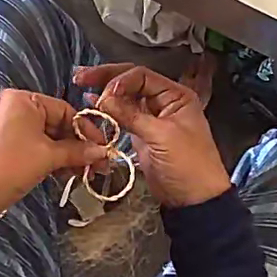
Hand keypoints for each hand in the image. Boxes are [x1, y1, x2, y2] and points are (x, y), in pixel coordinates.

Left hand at [0, 90, 110, 223]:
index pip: (65, 110)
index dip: (86, 131)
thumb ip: (78, 151)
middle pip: (58, 124)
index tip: (102, 147)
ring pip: (48, 138)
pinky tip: (66, 174)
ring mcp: (10, 127)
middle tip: (97, 164)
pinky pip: (36, 147)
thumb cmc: (8, 167)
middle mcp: (16, 108)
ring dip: (67, 155)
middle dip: (78, 146)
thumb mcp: (48, 158)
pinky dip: (51, 159)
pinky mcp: (7, 146)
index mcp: (24, 100)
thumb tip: (101, 151)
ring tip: (84, 173)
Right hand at [74, 64, 231, 207]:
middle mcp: (163, 102)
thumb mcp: (162, 136)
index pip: (142, 77)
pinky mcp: (142, 134)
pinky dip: (108, 110)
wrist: (194, 200)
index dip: (120, 81)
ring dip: (104, 93)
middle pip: (132, 82)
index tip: (103, 94)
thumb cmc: (188, 164)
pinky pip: (122, 116)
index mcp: (176, 96)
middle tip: (82, 76)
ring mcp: (151, 118)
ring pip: (125, 98)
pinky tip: (92, 104)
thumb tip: (103, 98)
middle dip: (107, 78)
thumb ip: (132, 115)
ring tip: (82, 85)